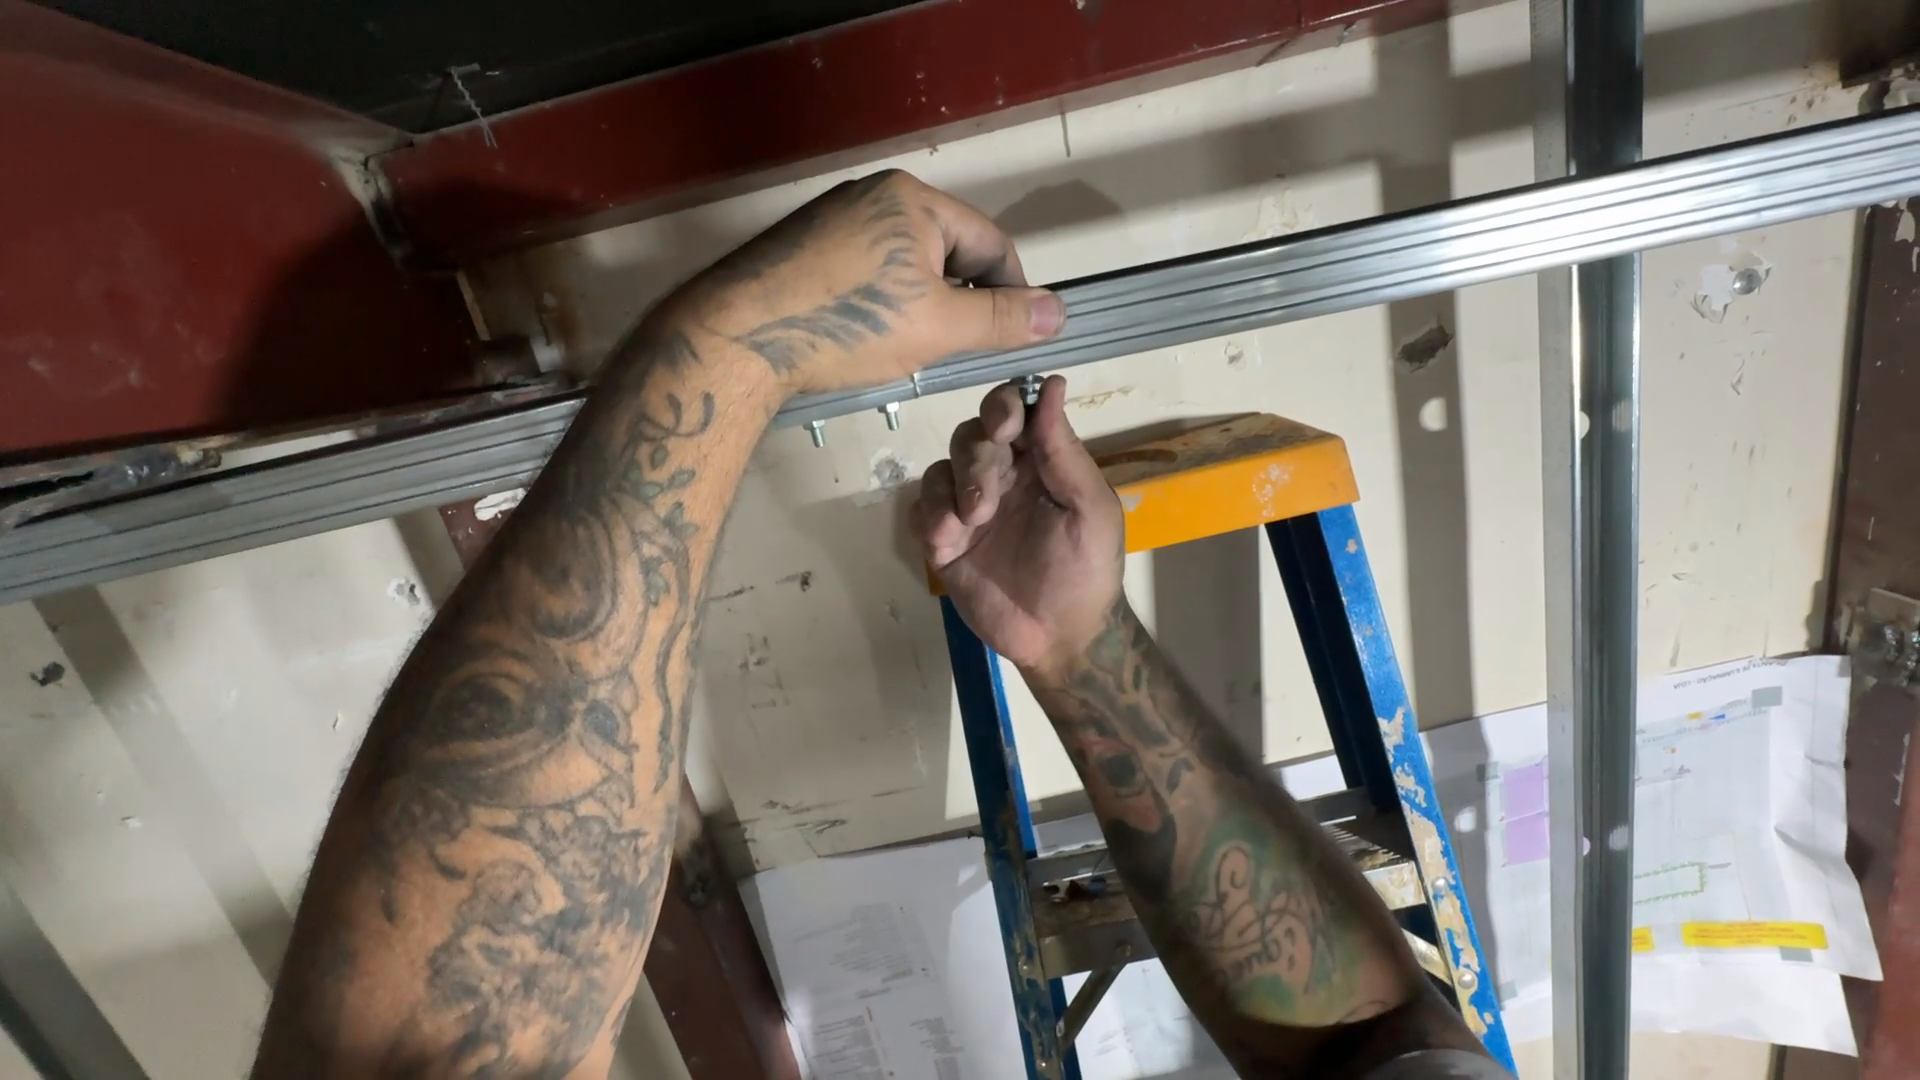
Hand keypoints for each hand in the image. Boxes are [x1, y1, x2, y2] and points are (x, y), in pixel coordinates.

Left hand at [659, 171, 1064, 394]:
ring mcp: (836, 220)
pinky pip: (869, 272)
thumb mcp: (938, 327)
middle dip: (964, 301)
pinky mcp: (807, 249)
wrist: (740, 335)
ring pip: (908, 266)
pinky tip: (870, 337)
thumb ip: (1001, 319)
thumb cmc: (849, 325)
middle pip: (949, 251)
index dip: (1013, 292)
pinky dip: (885, 304)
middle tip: (961, 349)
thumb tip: (1060, 312)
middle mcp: (875, 196)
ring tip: (915, 349)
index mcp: (914, 201)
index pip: (991, 244)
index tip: (1016, 335)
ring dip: (926, 307)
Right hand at [911, 376, 1123, 681]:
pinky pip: (920, 510)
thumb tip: (1054, 383)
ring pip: (939, 469)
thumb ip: (1065, 451)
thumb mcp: (1090, 510)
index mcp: (1039, 463)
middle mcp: (1001, 478)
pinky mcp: (943, 541)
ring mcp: (967, 509)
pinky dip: (928, 517)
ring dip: (951, 488)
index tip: (1004, 426)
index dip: (1002, 406)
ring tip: (971, 524)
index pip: (1013, 411)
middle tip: (985, 500)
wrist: (1058, 637)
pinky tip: (947, 541)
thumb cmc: (1085, 571)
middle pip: (969, 435)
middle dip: (974, 458)